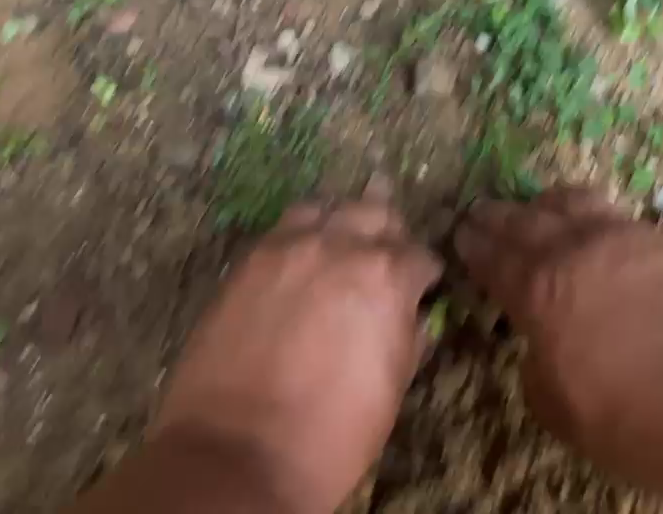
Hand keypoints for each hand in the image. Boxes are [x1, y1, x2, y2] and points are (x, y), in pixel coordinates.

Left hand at [147, 196, 442, 512]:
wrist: (236, 453)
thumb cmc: (330, 434)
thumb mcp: (391, 390)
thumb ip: (409, 338)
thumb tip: (415, 317)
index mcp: (387, 278)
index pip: (420, 256)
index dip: (426, 274)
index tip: (424, 286)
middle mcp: (343, 245)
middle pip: (377, 213)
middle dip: (389, 235)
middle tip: (386, 260)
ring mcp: (292, 245)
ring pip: (331, 208)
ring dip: (345, 223)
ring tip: (343, 246)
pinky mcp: (252, 257)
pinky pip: (288, 224)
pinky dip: (305, 232)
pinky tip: (304, 255)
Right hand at [455, 189, 662, 506]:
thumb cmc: (648, 423)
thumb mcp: (569, 418)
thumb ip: (537, 376)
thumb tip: (537, 350)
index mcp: (540, 295)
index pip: (494, 261)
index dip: (473, 248)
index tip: (460, 236)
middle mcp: (572, 252)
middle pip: (522, 222)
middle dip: (495, 217)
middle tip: (478, 212)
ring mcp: (619, 237)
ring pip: (565, 202)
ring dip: (538, 202)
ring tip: (529, 205)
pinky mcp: (659, 236)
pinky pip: (607, 206)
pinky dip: (581, 203)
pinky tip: (584, 213)